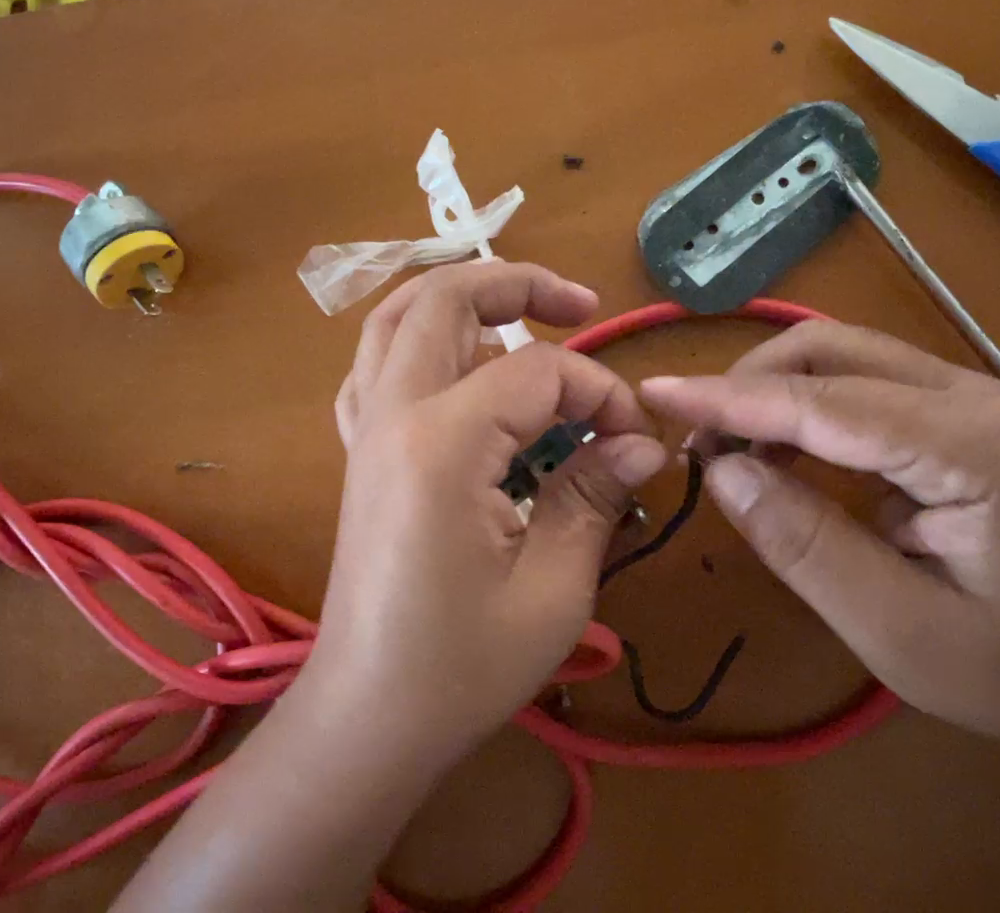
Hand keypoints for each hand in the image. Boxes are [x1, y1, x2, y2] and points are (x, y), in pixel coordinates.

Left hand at [305, 261, 667, 762]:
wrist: (369, 715)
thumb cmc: (462, 666)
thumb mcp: (553, 589)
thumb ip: (594, 496)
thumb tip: (641, 444)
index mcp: (441, 444)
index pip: (537, 371)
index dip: (600, 392)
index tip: (636, 442)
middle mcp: (392, 415)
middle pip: (444, 299)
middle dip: (519, 284)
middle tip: (582, 307)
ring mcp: (364, 430)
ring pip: (396, 318)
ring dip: (461, 303)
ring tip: (523, 325)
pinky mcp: (358, 453)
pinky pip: (377, 366)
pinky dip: (420, 345)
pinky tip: (462, 375)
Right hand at [639, 321, 999, 749]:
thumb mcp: (894, 630)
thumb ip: (805, 546)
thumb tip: (720, 470)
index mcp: (978, 451)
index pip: (828, 403)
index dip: (733, 398)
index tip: (655, 392)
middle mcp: (977, 398)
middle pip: (831, 351)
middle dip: (748, 384)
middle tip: (695, 445)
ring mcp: (968, 396)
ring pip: (838, 354)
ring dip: (768, 389)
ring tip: (724, 448)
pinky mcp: (952, 409)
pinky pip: (854, 379)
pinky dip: (796, 403)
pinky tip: (772, 447)